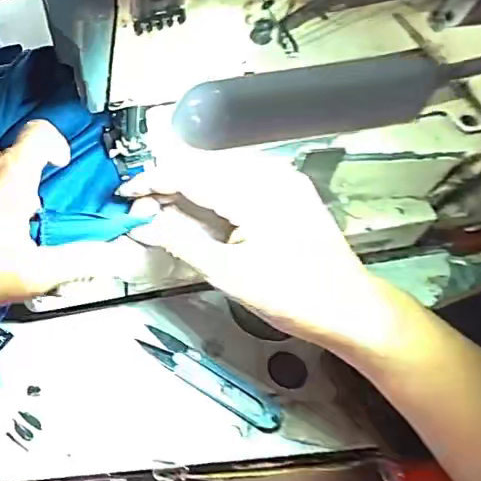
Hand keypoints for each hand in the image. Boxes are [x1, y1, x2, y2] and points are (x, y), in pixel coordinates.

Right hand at [120, 153, 410, 352]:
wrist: (353, 311)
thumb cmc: (301, 296)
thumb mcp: (227, 272)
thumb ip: (179, 241)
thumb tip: (145, 225)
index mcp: (258, 192)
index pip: (190, 174)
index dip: (152, 182)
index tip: (127, 192)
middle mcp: (272, 178)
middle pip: (201, 169)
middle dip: (165, 188)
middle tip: (140, 212)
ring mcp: (281, 183)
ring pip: (215, 174)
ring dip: (184, 191)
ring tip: (161, 214)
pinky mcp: (285, 194)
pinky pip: (234, 183)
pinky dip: (207, 195)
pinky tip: (192, 212)